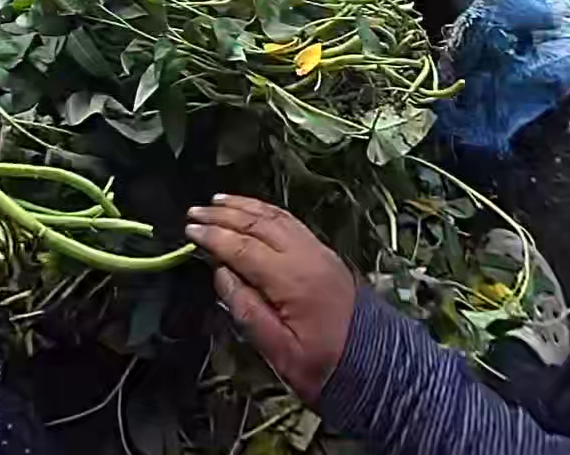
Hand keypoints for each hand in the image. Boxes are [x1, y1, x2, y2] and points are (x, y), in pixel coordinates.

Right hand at [186, 194, 356, 403]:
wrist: (380, 367)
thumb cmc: (326, 367)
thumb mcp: (281, 354)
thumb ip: (248, 312)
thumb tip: (221, 274)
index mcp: (291, 279)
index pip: (243, 248)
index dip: (214, 237)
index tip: (189, 231)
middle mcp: (303, 254)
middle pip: (256, 224)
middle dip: (222, 215)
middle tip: (194, 211)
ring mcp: (315, 248)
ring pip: (272, 216)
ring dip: (242, 206)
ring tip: (216, 200)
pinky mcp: (322, 250)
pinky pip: (287, 219)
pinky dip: (264, 209)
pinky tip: (251, 208)